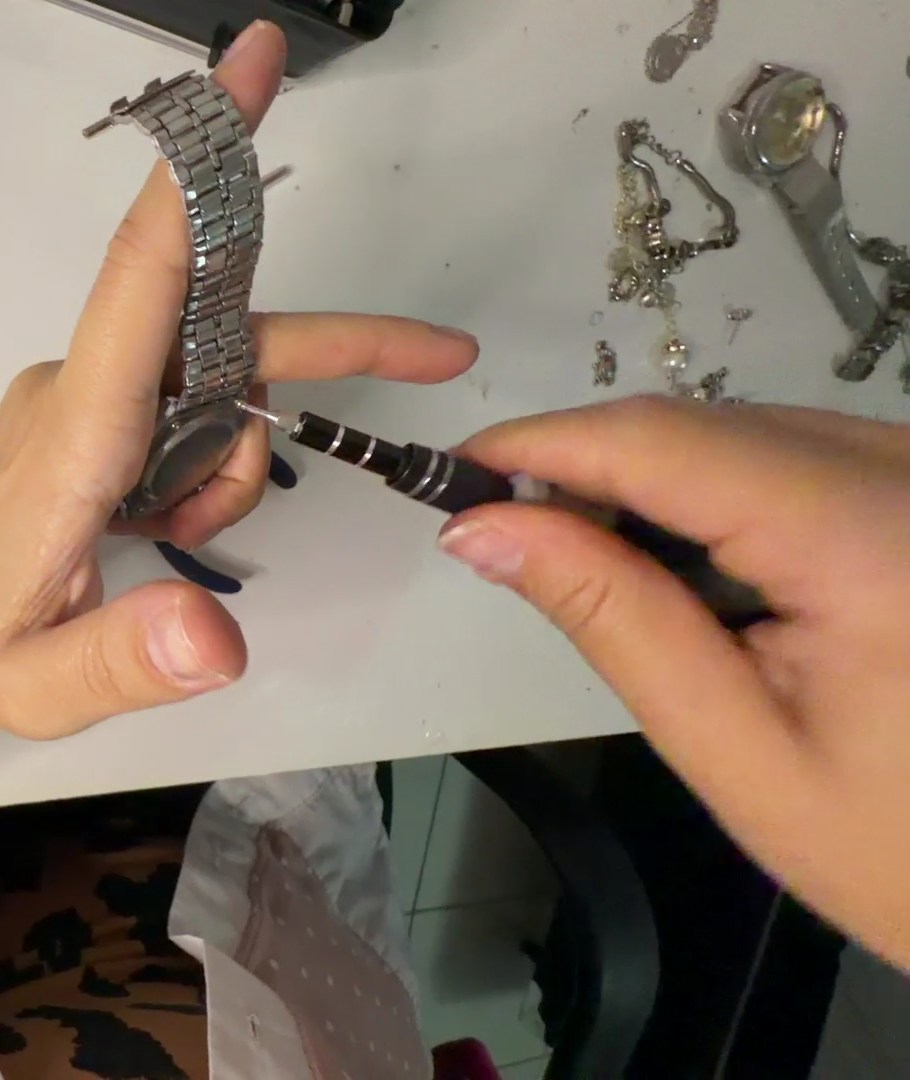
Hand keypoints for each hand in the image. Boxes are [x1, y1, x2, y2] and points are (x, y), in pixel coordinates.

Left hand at [0, 21, 477, 740]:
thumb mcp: (44, 684)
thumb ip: (126, 661)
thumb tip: (218, 640)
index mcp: (70, 439)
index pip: (140, 281)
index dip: (197, 174)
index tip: (245, 62)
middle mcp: (75, 394)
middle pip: (223, 333)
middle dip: (314, 359)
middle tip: (433, 359)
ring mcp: (79, 400)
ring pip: (212, 380)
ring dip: (232, 460)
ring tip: (175, 540)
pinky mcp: (84, 417)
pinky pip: (182, 407)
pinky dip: (207, 462)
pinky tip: (168, 521)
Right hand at [448, 397, 909, 968]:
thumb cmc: (907, 849)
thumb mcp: (729, 743)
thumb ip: (604, 615)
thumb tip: (476, 528)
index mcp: (882, 548)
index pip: (660, 444)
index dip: (537, 443)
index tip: (446, 474)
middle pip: (698, 423)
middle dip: (575, 462)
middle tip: (498, 529)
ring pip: (741, 428)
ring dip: (633, 475)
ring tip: (580, 552)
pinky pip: (794, 450)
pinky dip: (701, 483)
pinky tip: (678, 551)